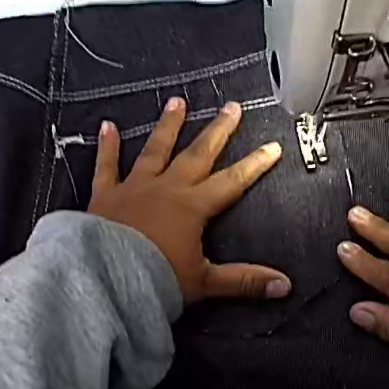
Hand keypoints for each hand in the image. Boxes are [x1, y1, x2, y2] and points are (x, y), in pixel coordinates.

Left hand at [88, 96, 290, 304]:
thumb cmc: (155, 280)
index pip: (232, 182)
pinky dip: (107, 146)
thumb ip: (244, 281)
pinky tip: (107, 126)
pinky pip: (107, 166)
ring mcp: (134, 187)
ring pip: (155, 150)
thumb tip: (283, 286)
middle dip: (218, 130)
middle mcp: (166, 189)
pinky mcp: (105, 195)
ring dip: (168, 126)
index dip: (255, 164)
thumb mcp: (205, 282)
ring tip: (177, 102)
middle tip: (231, 107)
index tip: (272, 147)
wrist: (104, 278)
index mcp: (192, 207)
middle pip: (197, 154)